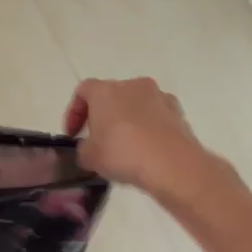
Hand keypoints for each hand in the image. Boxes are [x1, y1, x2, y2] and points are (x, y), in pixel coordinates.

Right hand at [64, 77, 230, 201]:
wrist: (171, 165)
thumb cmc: (122, 154)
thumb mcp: (88, 156)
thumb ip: (84, 146)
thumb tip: (91, 146)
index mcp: (105, 91)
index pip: (83, 91)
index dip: (74, 112)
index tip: (73, 134)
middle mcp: (132, 86)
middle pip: (111, 95)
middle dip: (102, 114)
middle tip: (98, 138)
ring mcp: (159, 96)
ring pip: (135, 104)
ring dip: (126, 119)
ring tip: (124, 145)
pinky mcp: (178, 111)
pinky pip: (155, 115)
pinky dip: (148, 126)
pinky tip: (145, 147)